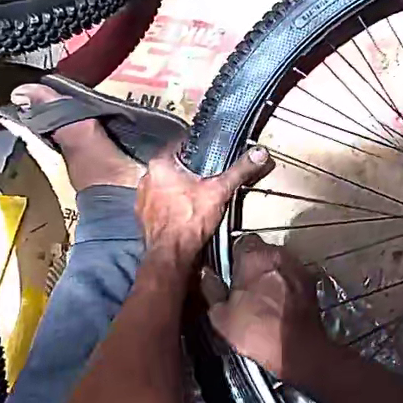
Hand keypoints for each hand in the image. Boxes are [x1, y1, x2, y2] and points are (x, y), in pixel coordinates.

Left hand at [134, 143, 272, 270]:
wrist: (172, 256)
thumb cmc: (189, 221)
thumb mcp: (219, 191)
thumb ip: (239, 171)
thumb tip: (259, 153)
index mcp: (160, 165)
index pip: (178, 146)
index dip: (195, 148)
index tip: (207, 152)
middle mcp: (146, 179)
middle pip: (171, 167)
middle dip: (187, 171)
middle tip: (206, 176)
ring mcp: (142, 199)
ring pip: (163, 186)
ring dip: (177, 189)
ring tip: (196, 196)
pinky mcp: (144, 218)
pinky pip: (159, 205)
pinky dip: (170, 207)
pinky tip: (184, 213)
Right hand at [206, 236, 333, 380]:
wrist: (298, 348)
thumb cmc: (257, 329)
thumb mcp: (221, 316)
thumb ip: (211, 289)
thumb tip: (206, 274)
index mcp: (252, 255)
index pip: (240, 241)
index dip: (234, 255)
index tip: (230, 270)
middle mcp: (276, 253)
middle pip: (261, 251)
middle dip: (254, 264)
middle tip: (245, 287)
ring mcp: (297, 265)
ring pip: (278, 263)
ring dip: (271, 274)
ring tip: (264, 297)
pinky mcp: (311, 281)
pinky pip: (293, 276)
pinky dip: (287, 285)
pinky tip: (280, 304)